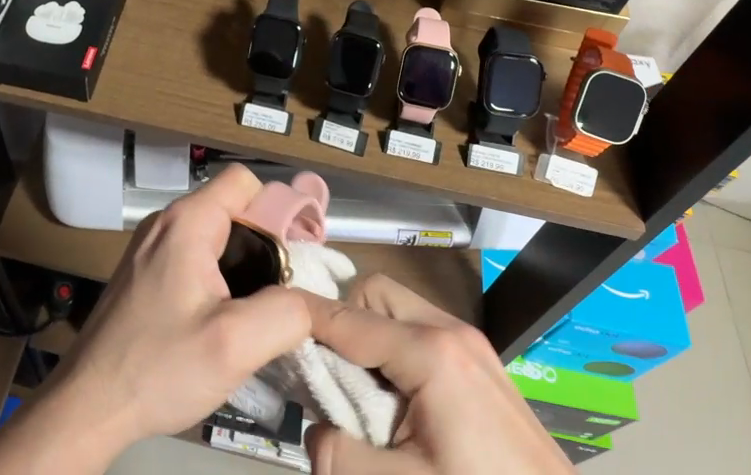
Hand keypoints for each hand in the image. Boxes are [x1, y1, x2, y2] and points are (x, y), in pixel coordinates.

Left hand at [0, 164, 310, 474]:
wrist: (88, 406)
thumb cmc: (158, 367)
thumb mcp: (235, 343)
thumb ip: (288, 313)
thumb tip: (315, 299)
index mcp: (187, 222)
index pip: (246, 182)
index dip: (280, 211)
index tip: (300, 257)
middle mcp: (166, 224)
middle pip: (234, 210)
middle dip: (269, 244)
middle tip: (288, 293)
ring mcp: (152, 250)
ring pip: (218, 238)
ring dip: (247, 267)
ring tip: (263, 313)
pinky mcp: (146, 277)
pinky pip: (197, 260)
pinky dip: (221, 280)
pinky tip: (228, 322)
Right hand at [301, 274, 571, 474]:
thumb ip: (338, 454)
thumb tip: (318, 427)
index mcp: (431, 352)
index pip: (347, 317)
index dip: (301, 316)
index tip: (266, 319)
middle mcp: (452, 333)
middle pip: (375, 295)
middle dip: (343, 325)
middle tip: (330, 380)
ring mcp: (474, 347)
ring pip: (399, 314)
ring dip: (370, 343)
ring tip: (364, 402)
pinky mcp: (483, 368)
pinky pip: (422, 338)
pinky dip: (397, 358)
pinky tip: (398, 410)